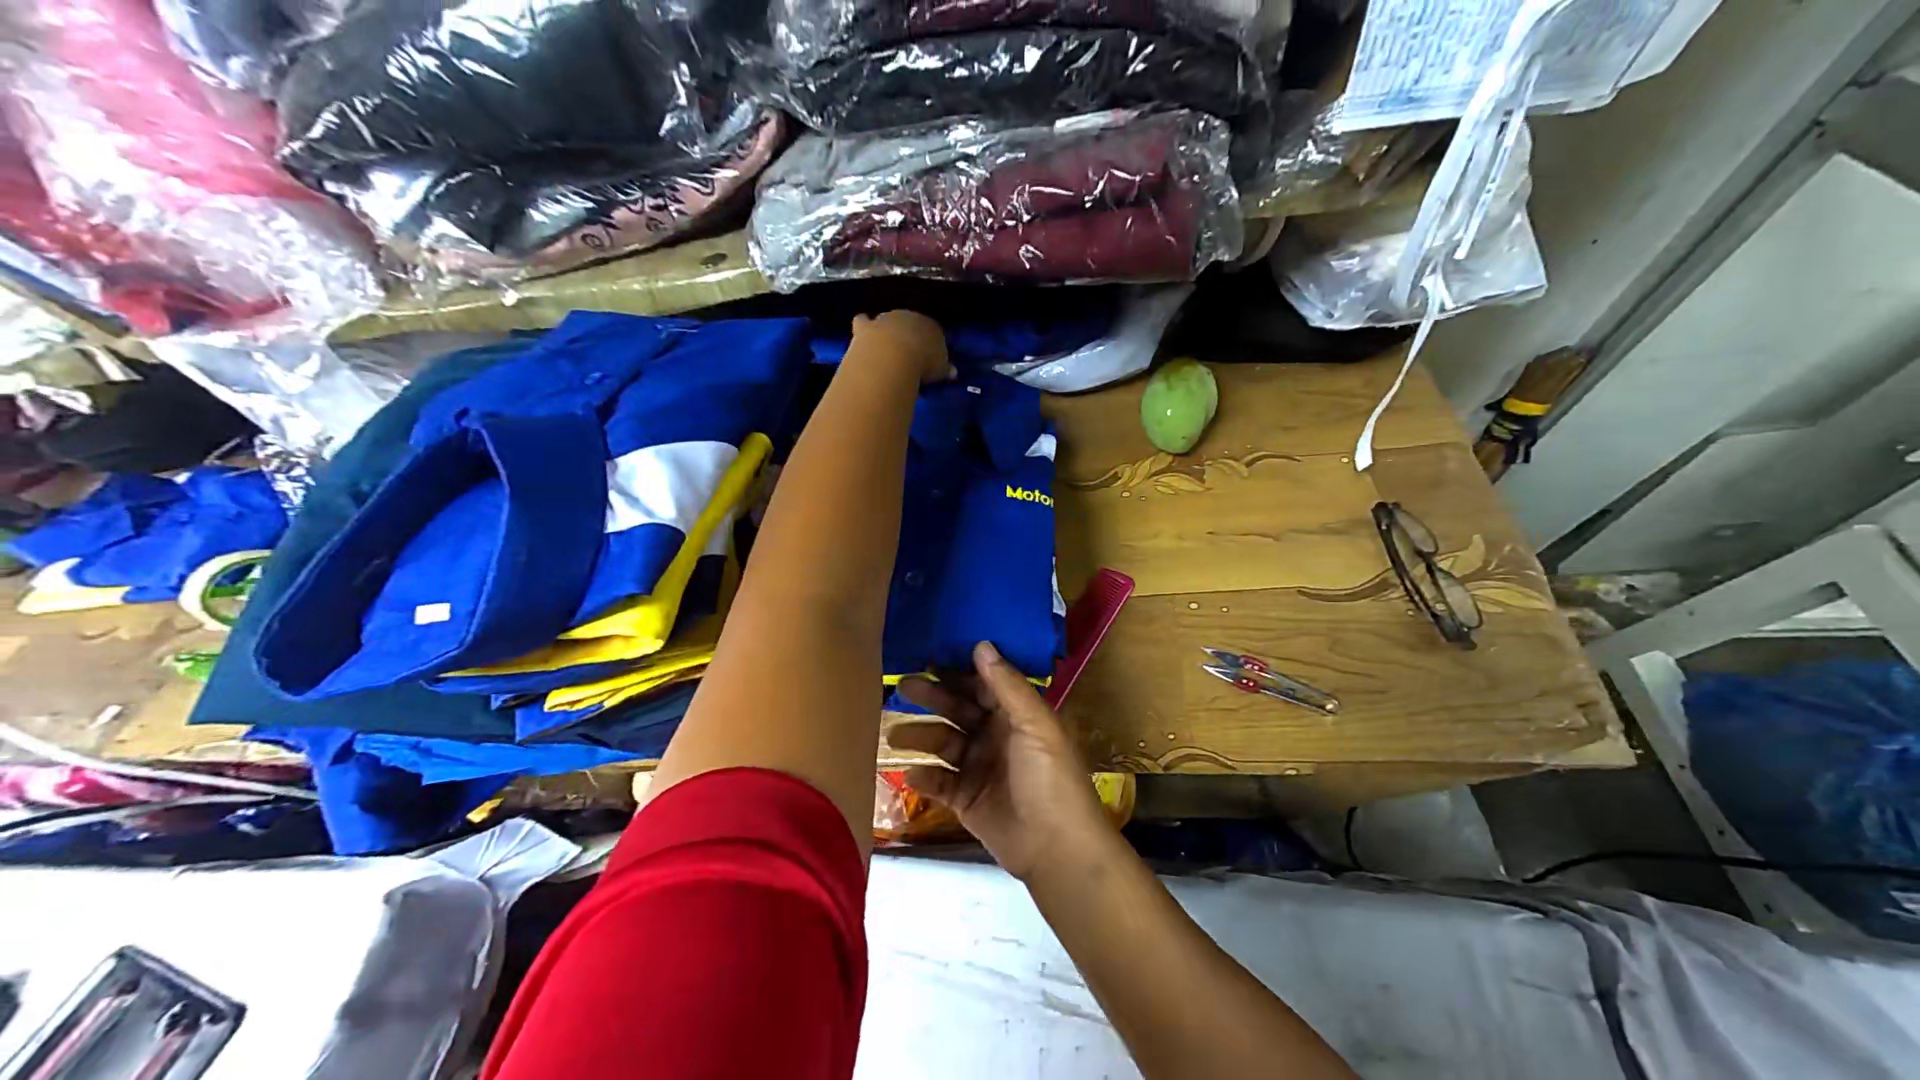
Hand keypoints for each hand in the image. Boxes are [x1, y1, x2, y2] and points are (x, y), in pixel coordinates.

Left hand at [852, 310, 951, 384]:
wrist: (893, 356)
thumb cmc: (923, 363)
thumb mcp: (940, 370)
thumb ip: (945, 369)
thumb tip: (952, 372)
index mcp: (930, 325)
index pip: (933, 331)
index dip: (930, 345)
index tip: (929, 360)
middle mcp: (908, 317)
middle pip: (909, 324)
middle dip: (908, 336)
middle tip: (907, 356)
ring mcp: (886, 319)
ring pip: (887, 320)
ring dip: (887, 331)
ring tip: (887, 349)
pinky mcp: (865, 327)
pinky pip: (862, 322)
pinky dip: (863, 326)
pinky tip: (862, 336)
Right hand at [895, 642, 1112, 880]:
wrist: (1057, 848)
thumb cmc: (1050, 778)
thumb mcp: (1035, 725)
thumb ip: (1007, 685)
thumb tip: (982, 644)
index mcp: (1016, 715)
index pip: (982, 684)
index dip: (958, 670)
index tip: (928, 655)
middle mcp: (995, 736)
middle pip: (957, 710)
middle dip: (932, 698)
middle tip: (902, 686)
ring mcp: (978, 768)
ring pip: (942, 743)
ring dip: (919, 736)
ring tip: (894, 734)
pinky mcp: (965, 800)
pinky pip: (939, 782)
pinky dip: (924, 777)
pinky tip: (912, 773)